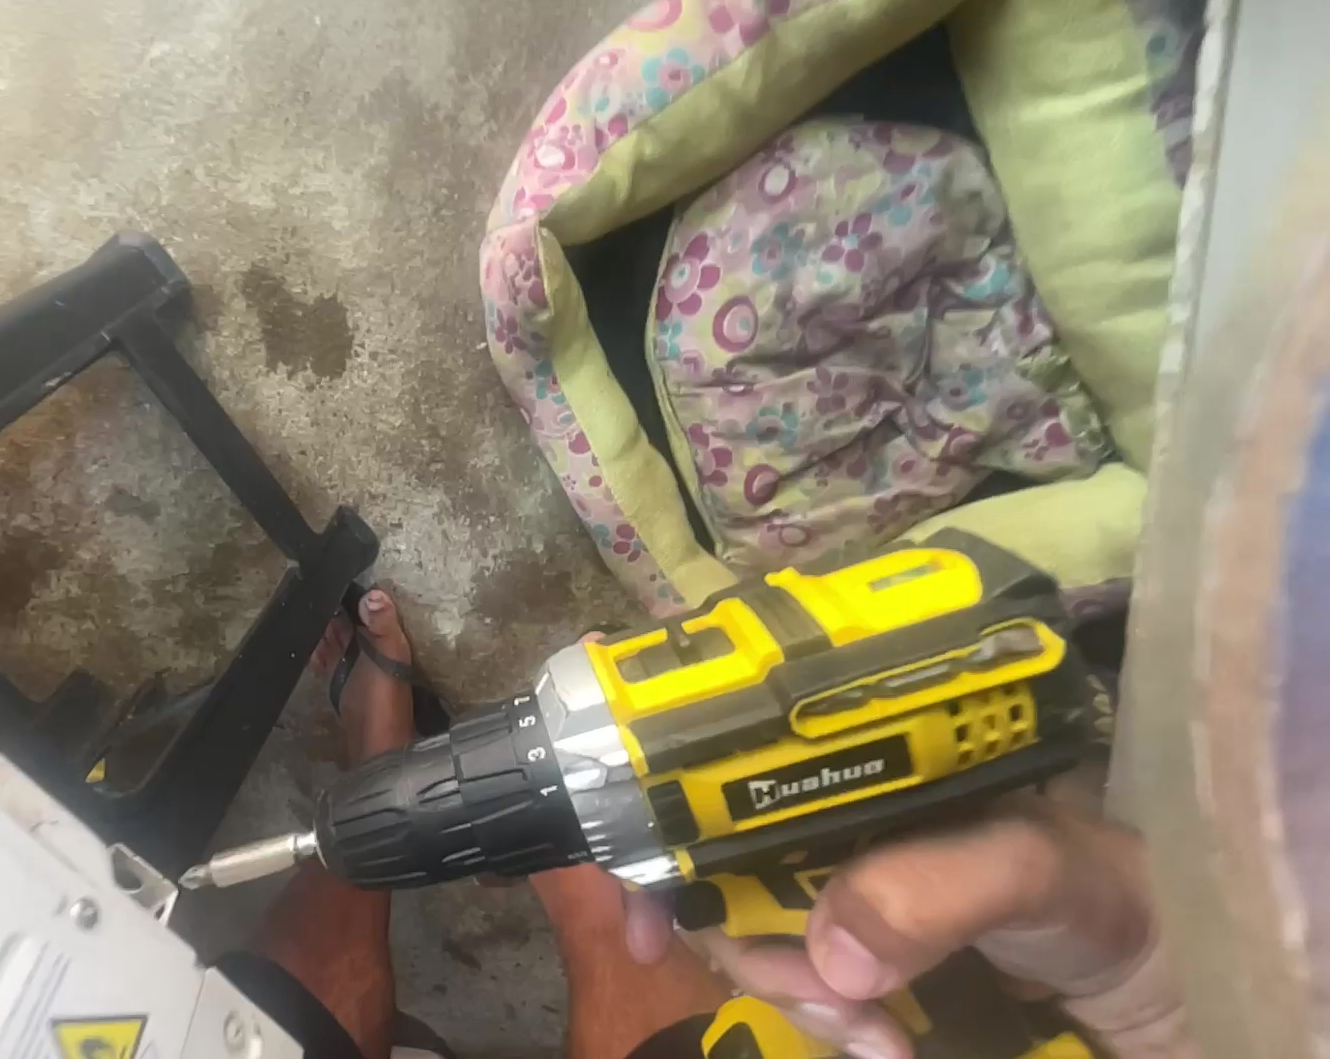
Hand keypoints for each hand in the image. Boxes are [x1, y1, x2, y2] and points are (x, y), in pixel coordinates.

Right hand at [624, 796, 1192, 1058]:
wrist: (1161, 977)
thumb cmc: (1090, 886)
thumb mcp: (1022, 863)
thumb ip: (929, 889)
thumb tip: (826, 955)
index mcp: (821, 774)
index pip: (703, 785)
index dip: (658, 839)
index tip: (644, 918)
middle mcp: (802, 826)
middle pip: (709, 876)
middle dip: (745, 945)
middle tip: (823, 997)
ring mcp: (822, 895)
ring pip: (746, 940)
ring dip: (796, 995)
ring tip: (880, 1036)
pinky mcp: (847, 955)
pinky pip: (796, 989)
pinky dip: (827, 1025)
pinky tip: (884, 1044)